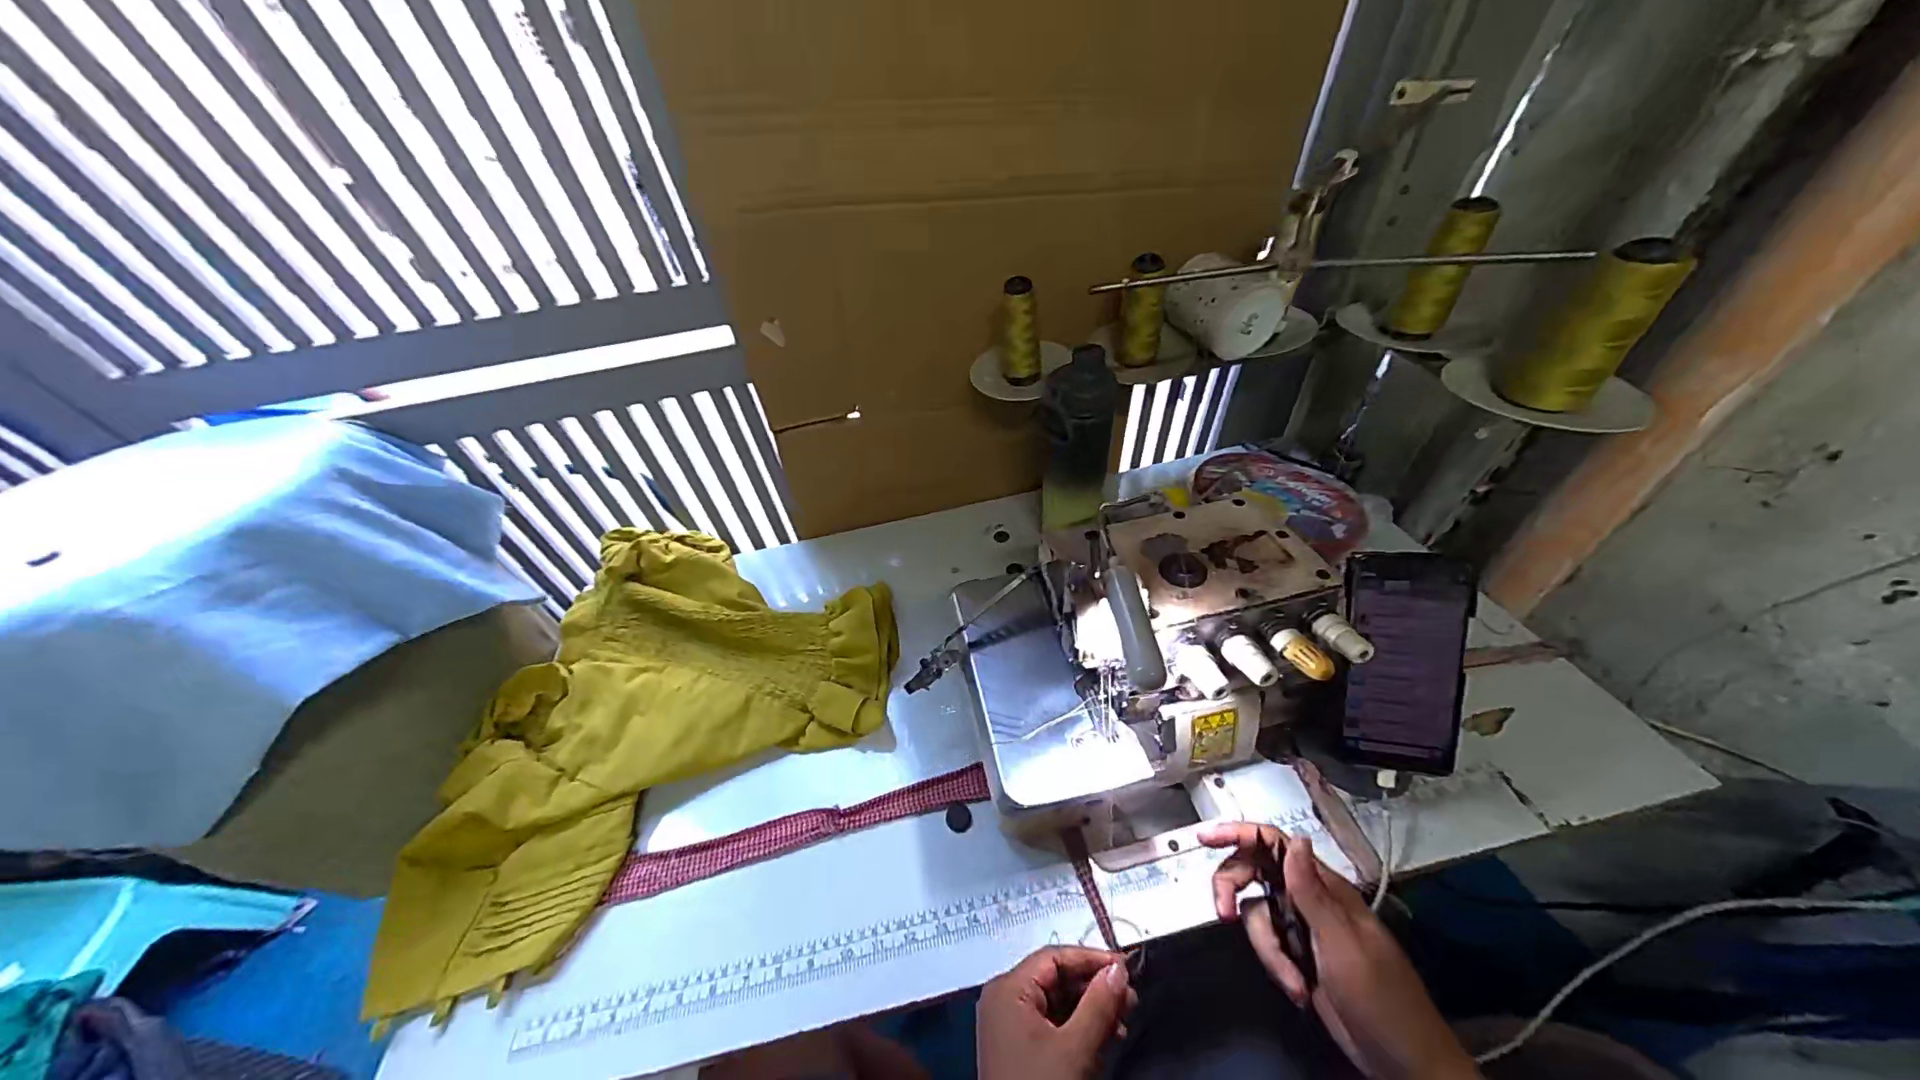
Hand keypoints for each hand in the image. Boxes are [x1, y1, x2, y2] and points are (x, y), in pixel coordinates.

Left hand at [977, 946, 1135, 1079]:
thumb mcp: (1076, 1047)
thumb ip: (1099, 1004)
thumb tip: (1118, 969)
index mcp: (1009, 988)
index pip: (1053, 957)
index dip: (1091, 959)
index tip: (1126, 968)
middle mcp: (1004, 999)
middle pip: (1055, 978)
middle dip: (1094, 986)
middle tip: (1131, 998)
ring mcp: (1009, 1025)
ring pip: (1056, 1001)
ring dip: (1090, 1008)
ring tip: (1124, 1019)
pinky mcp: (1018, 1048)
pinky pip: (1051, 1023)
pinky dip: (1078, 1026)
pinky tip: (1106, 1036)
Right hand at [1200, 823, 1479, 1079]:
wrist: (1404, 1062)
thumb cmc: (1382, 1000)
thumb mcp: (1343, 943)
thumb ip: (1313, 891)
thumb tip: (1295, 840)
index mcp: (1326, 887)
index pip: (1275, 844)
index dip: (1239, 834)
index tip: (1205, 838)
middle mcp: (1311, 900)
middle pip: (1255, 875)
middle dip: (1235, 893)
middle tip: (1224, 913)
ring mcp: (1304, 928)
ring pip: (1257, 915)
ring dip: (1266, 948)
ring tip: (1293, 981)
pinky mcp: (1299, 955)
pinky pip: (1268, 945)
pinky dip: (1275, 965)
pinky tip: (1299, 989)